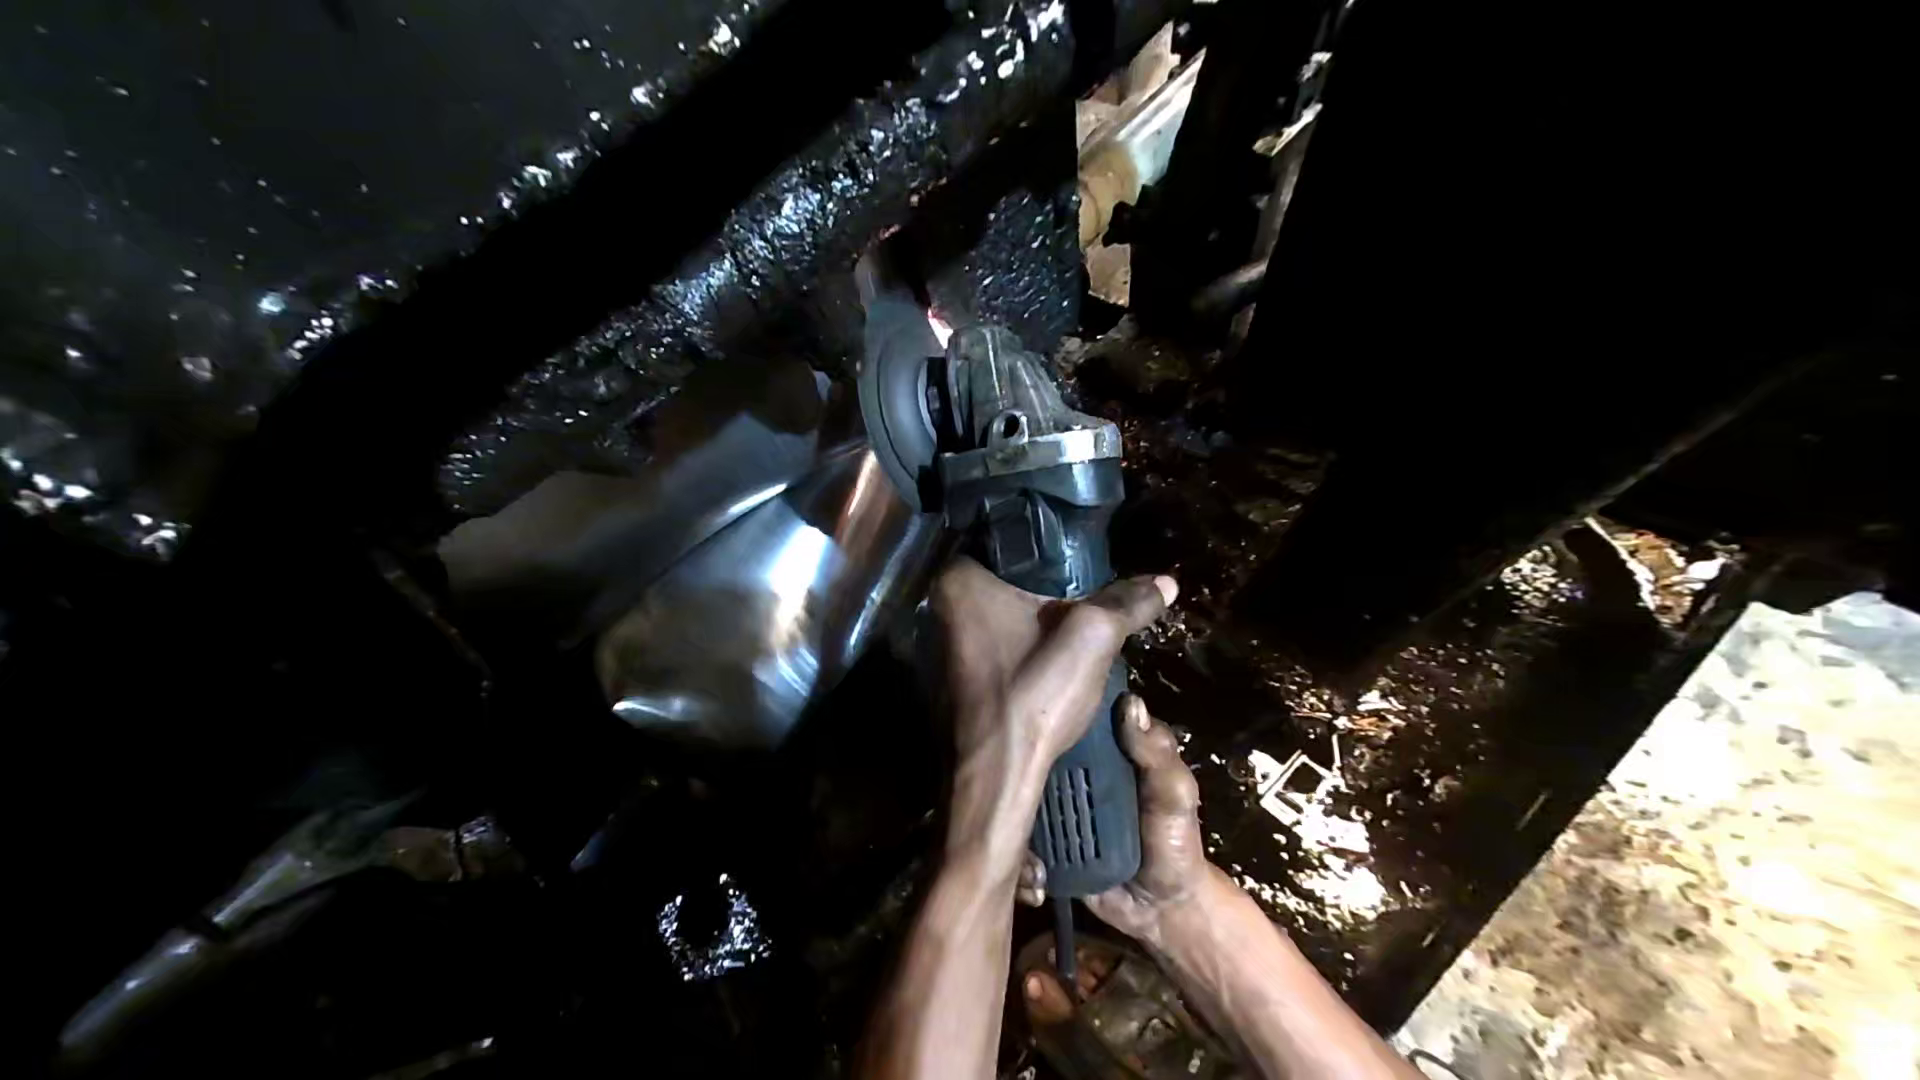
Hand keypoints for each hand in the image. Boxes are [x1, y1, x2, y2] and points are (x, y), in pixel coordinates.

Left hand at [932, 557, 1176, 779]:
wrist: (995, 776)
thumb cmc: (1033, 693)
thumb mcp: (1092, 637)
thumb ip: (1127, 603)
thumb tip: (1167, 581)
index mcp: (957, 582)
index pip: (1003, 544)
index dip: (1045, 552)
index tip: (1077, 561)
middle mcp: (936, 609)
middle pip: (1002, 584)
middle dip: (1042, 591)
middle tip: (1079, 596)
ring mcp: (938, 648)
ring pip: (997, 619)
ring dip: (1030, 624)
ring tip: (1068, 628)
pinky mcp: (948, 681)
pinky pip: (990, 650)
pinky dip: (1017, 652)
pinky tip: (1044, 666)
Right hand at [1017, 695, 1214, 949]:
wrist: (1160, 911)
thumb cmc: (1174, 842)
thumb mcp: (1175, 794)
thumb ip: (1156, 753)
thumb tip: (1130, 703)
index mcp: (1107, 747)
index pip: (1075, 715)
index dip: (1056, 706)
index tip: (1032, 703)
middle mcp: (1075, 767)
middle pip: (1038, 747)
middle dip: (1018, 754)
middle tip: (1007, 764)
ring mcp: (1055, 800)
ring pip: (1019, 784)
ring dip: (1009, 799)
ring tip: (1012, 813)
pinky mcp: (1042, 833)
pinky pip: (1019, 824)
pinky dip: (1014, 835)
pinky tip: (1024, 855)